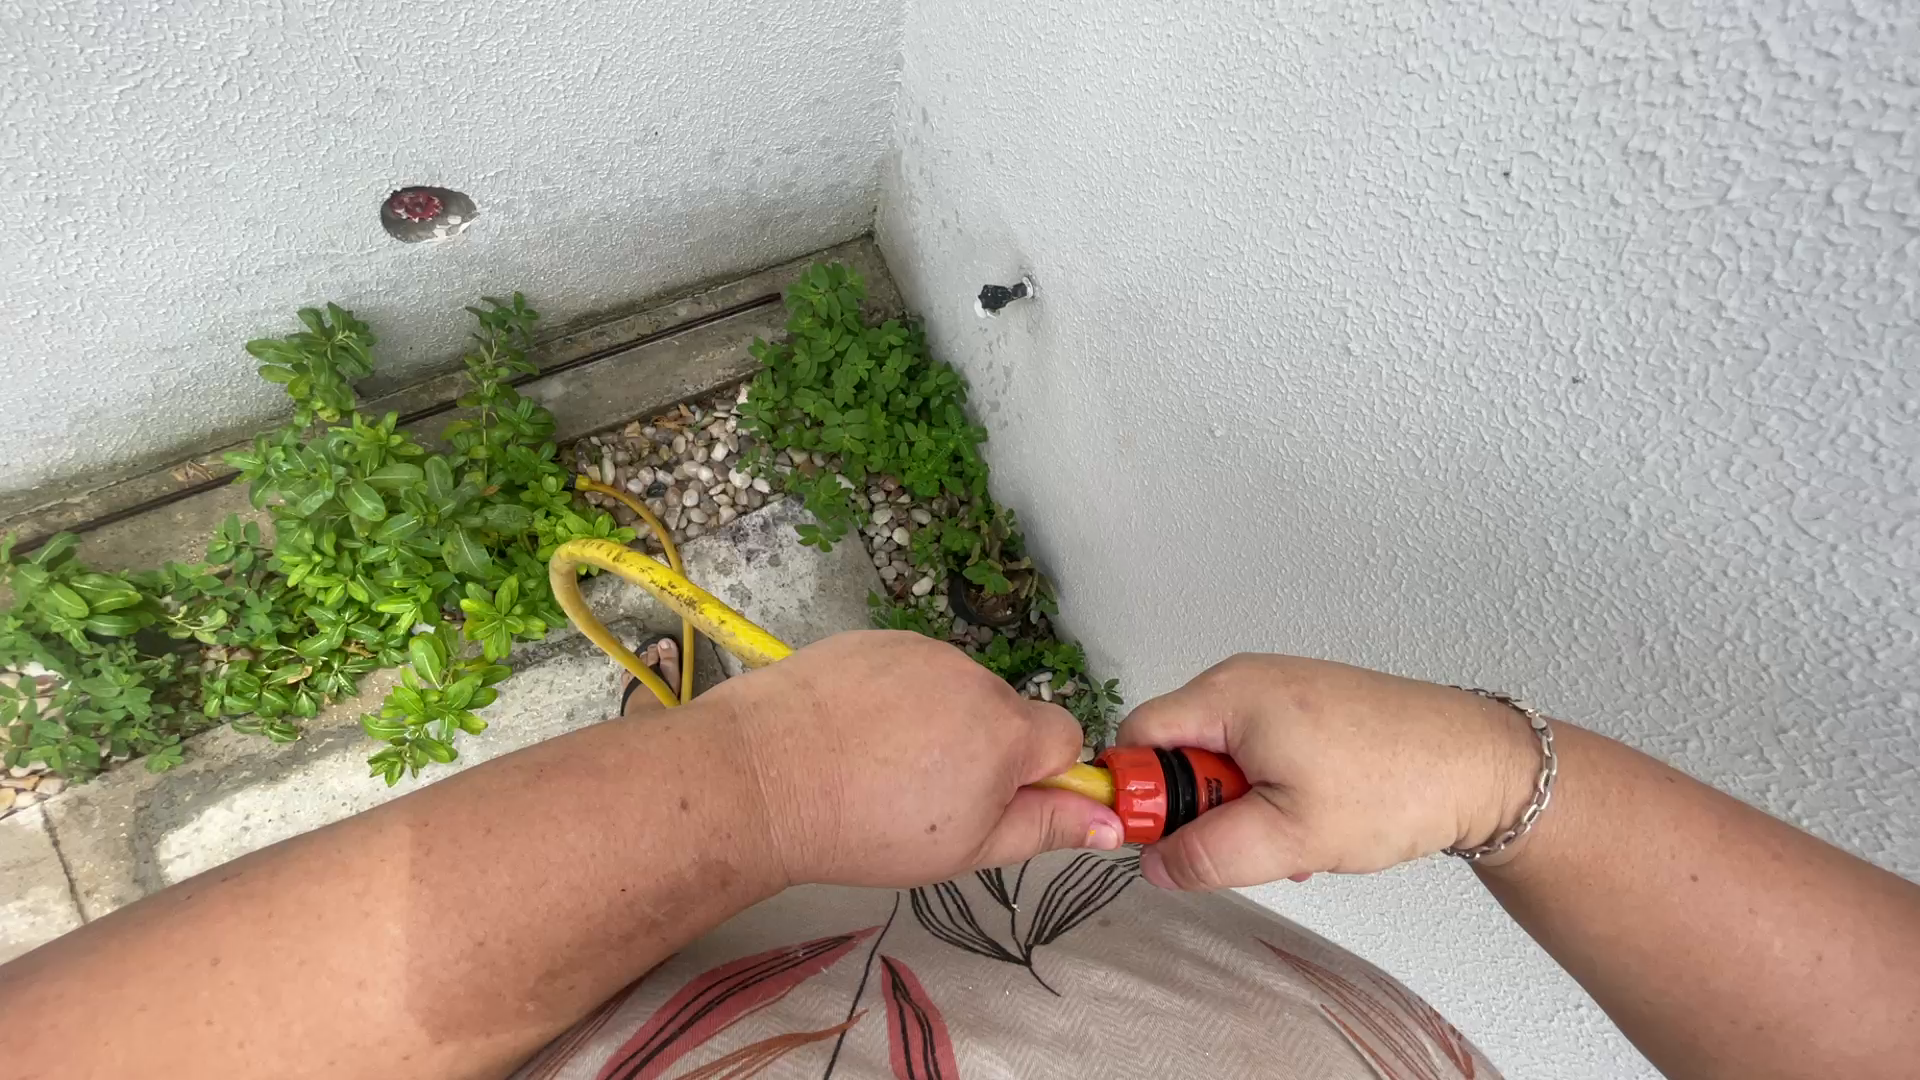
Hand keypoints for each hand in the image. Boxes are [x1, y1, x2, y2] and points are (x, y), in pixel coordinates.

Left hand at [703, 630, 1123, 887]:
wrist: (768, 773)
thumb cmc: (871, 826)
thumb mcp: (969, 848)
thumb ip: (1046, 827)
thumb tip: (1110, 821)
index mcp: (1006, 727)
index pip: (1064, 735)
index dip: (1040, 771)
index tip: (998, 796)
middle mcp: (974, 675)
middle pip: (1005, 712)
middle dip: (985, 745)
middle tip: (926, 787)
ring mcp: (923, 648)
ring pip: (956, 689)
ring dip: (939, 716)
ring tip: (882, 757)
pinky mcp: (879, 637)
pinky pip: (910, 667)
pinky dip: (898, 693)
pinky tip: (857, 725)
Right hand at [1116, 654, 1541, 889]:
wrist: (1484, 762)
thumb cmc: (1388, 788)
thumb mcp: (1291, 837)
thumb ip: (1209, 854)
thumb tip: (1151, 865)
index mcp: (1225, 695)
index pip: (1137, 734)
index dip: (1137, 788)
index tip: (1167, 834)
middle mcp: (1238, 676)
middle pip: (1175, 741)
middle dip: (1199, 801)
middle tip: (1244, 840)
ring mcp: (1270, 682)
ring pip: (1214, 746)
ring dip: (1233, 797)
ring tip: (1287, 833)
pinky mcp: (1296, 695)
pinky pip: (1248, 738)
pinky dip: (1260, 778)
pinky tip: (1303, 810)